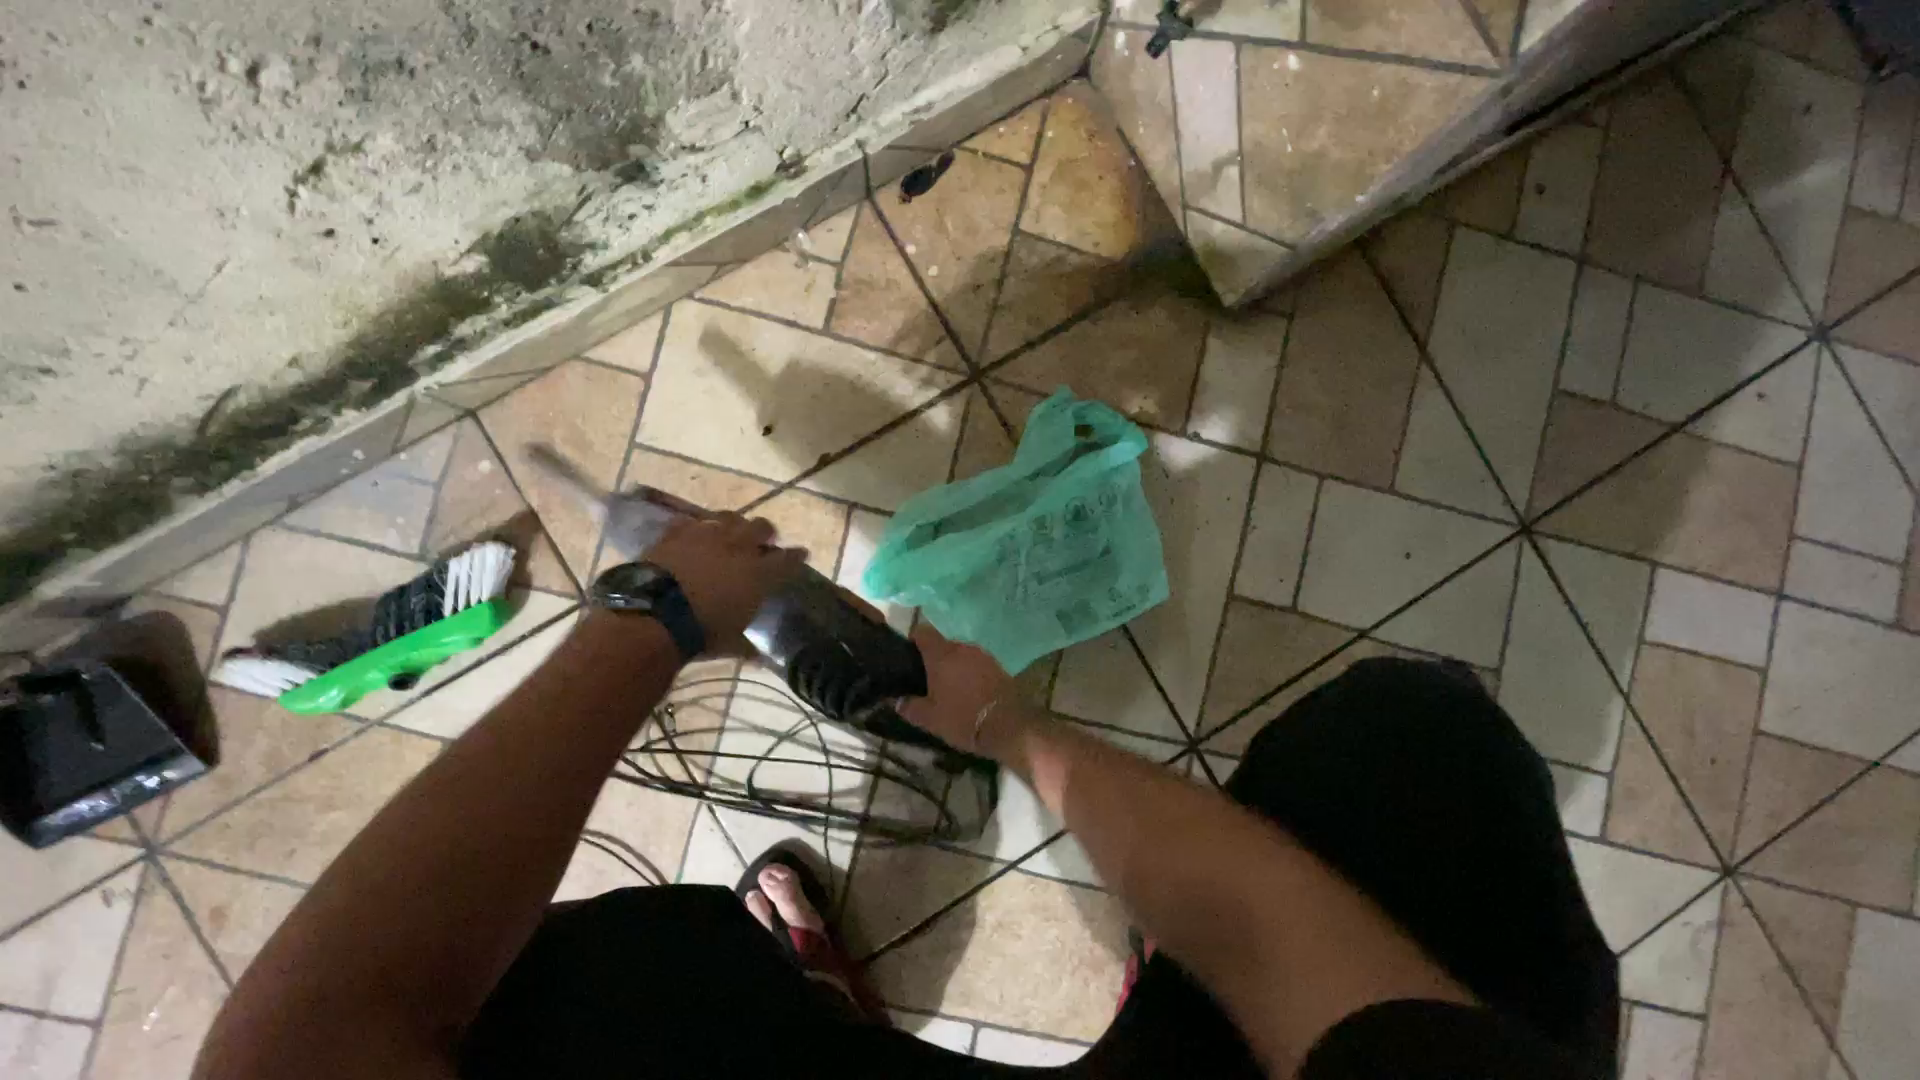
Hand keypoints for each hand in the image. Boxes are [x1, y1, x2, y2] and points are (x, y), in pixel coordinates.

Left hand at [643, 513, 805, 651]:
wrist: (655, 615)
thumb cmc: (701, 632)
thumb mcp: (730, 644)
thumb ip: (748, 647)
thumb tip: (762, 660)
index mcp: (758, 574)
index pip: (787, 559)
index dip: (796, 556)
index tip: (802, 553)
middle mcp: (738, 548)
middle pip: (761, 527)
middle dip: (766, 533)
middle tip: (764, 540)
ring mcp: (706, 536)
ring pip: (729, 517)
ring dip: (734, 523)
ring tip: (731, 530)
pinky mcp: (677, 533)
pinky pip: (691, 521)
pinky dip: (696, 527)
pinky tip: (694, 532)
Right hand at [900, 624, 1019, 754]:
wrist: (1007, 725)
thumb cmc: (962, 718)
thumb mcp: (929, 719)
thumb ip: (909, 707)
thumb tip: (897, 701)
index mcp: (941, 655)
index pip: (922, 631)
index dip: (913, 640)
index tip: (909, 657)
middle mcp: (962, 648)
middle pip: (943, 644)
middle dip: (934, 658)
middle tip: (927, 680)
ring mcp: (983, 655)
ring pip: (961, 654)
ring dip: (954, 666)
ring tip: (950, 688)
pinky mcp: (998, 665)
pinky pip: (977, 663)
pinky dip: (971, 673)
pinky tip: (970, 692)